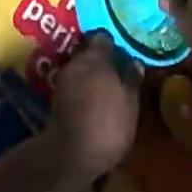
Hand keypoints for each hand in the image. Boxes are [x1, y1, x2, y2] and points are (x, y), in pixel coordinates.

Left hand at [47, 34, 139, 181]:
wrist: (70, 154)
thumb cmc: (107, 124)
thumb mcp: (130, 104)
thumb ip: (132, 80)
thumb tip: (135, 62)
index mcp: (97, 56)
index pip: (104, 38)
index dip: (113, 45)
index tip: (122, 54)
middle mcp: (78, 60)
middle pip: (90, 51)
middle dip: (101, 60)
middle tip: (115, 73)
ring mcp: (64, 78)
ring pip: (80, 68)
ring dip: (90, 75)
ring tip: (103, 89)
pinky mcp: (56, 97)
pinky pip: (72, 83)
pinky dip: (80, 88)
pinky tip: (90, 101)